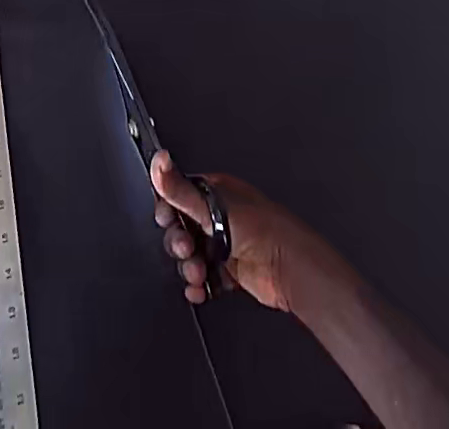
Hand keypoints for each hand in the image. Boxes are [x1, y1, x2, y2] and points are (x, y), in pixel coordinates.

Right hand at [150, 149, 334, 311]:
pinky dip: (199, 285)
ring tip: (198, 274)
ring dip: (188, 266)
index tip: (166, 221)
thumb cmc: (259, 229)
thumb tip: (158, 159)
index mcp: (215, 192)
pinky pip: (204, 277)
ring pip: (191, 254)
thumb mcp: (212, 208)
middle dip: (178, 243)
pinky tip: (200, 290)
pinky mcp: (230, 271)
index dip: (168, 210)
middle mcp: (218, 215)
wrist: (290, 268)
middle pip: (182, 228)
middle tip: (186, 250)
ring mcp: (224, 243)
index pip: (178, 196)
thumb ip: (179, 189)